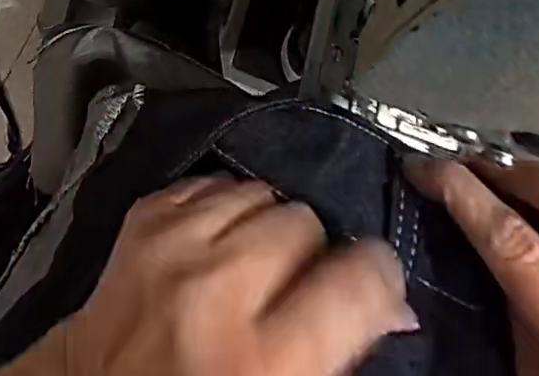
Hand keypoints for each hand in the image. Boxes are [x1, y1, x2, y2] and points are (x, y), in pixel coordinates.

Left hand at [4, 177, 416, 375]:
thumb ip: (338, 355)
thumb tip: (393, 307)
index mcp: (259, 361)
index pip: (356, 281)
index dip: (380, 276)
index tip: (377, 279)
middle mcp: (218, 289)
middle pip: (304, 219)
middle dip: (310, 249)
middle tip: (294, 284)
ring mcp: (174, 242)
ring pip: (261, 190)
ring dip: (266, 222)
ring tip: (252, 260)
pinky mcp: (145, 215)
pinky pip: (214, 180)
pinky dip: (224, 206)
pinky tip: (216, 239)